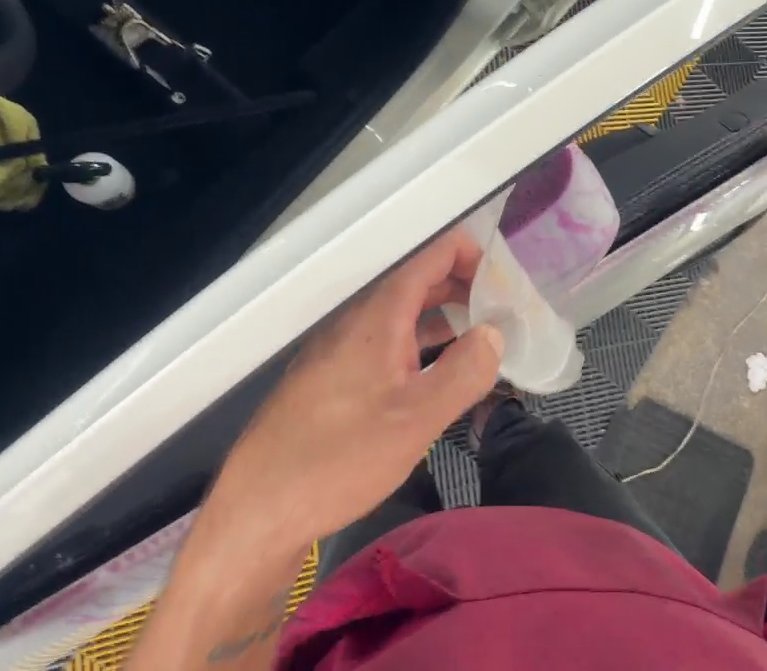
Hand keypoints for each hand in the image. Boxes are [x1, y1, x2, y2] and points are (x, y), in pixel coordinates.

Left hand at [206, 229, 503, 548]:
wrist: (258, 511)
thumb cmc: (338, 460)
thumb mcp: (416, 420)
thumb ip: (464, 372)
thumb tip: (494, 334)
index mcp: (377, 317)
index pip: (431, 256)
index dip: (473, 255)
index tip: (507, 282)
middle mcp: (357, 323)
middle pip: (419, 283)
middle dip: (466, 289)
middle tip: (507, 316)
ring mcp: (342, 352)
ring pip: (404, 318)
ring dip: (446, 321)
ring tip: (486, 344)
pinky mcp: (334, 382)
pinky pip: (388, 347)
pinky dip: (422, 349)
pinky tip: (441, 378)